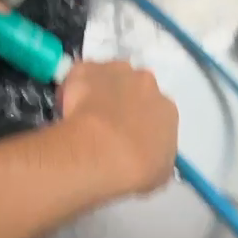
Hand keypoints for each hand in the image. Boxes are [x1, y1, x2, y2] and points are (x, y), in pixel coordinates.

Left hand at [51, 60, 178, 198]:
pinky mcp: (85, 67)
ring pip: (108, 75)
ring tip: (88, 110)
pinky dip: (76, 85)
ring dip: (101, 87)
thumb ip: (157, 150)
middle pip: (134, 85)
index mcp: (166, 108)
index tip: (132, 130)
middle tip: (110, 118)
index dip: (142, 119)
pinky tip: (71, 105)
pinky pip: (81, 74)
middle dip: (123, 97)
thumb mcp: (161, 169)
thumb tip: (148, 149)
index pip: (157, 108)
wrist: (101, 149)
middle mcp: (143, 81)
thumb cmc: (137, 168)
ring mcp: (113, 70)